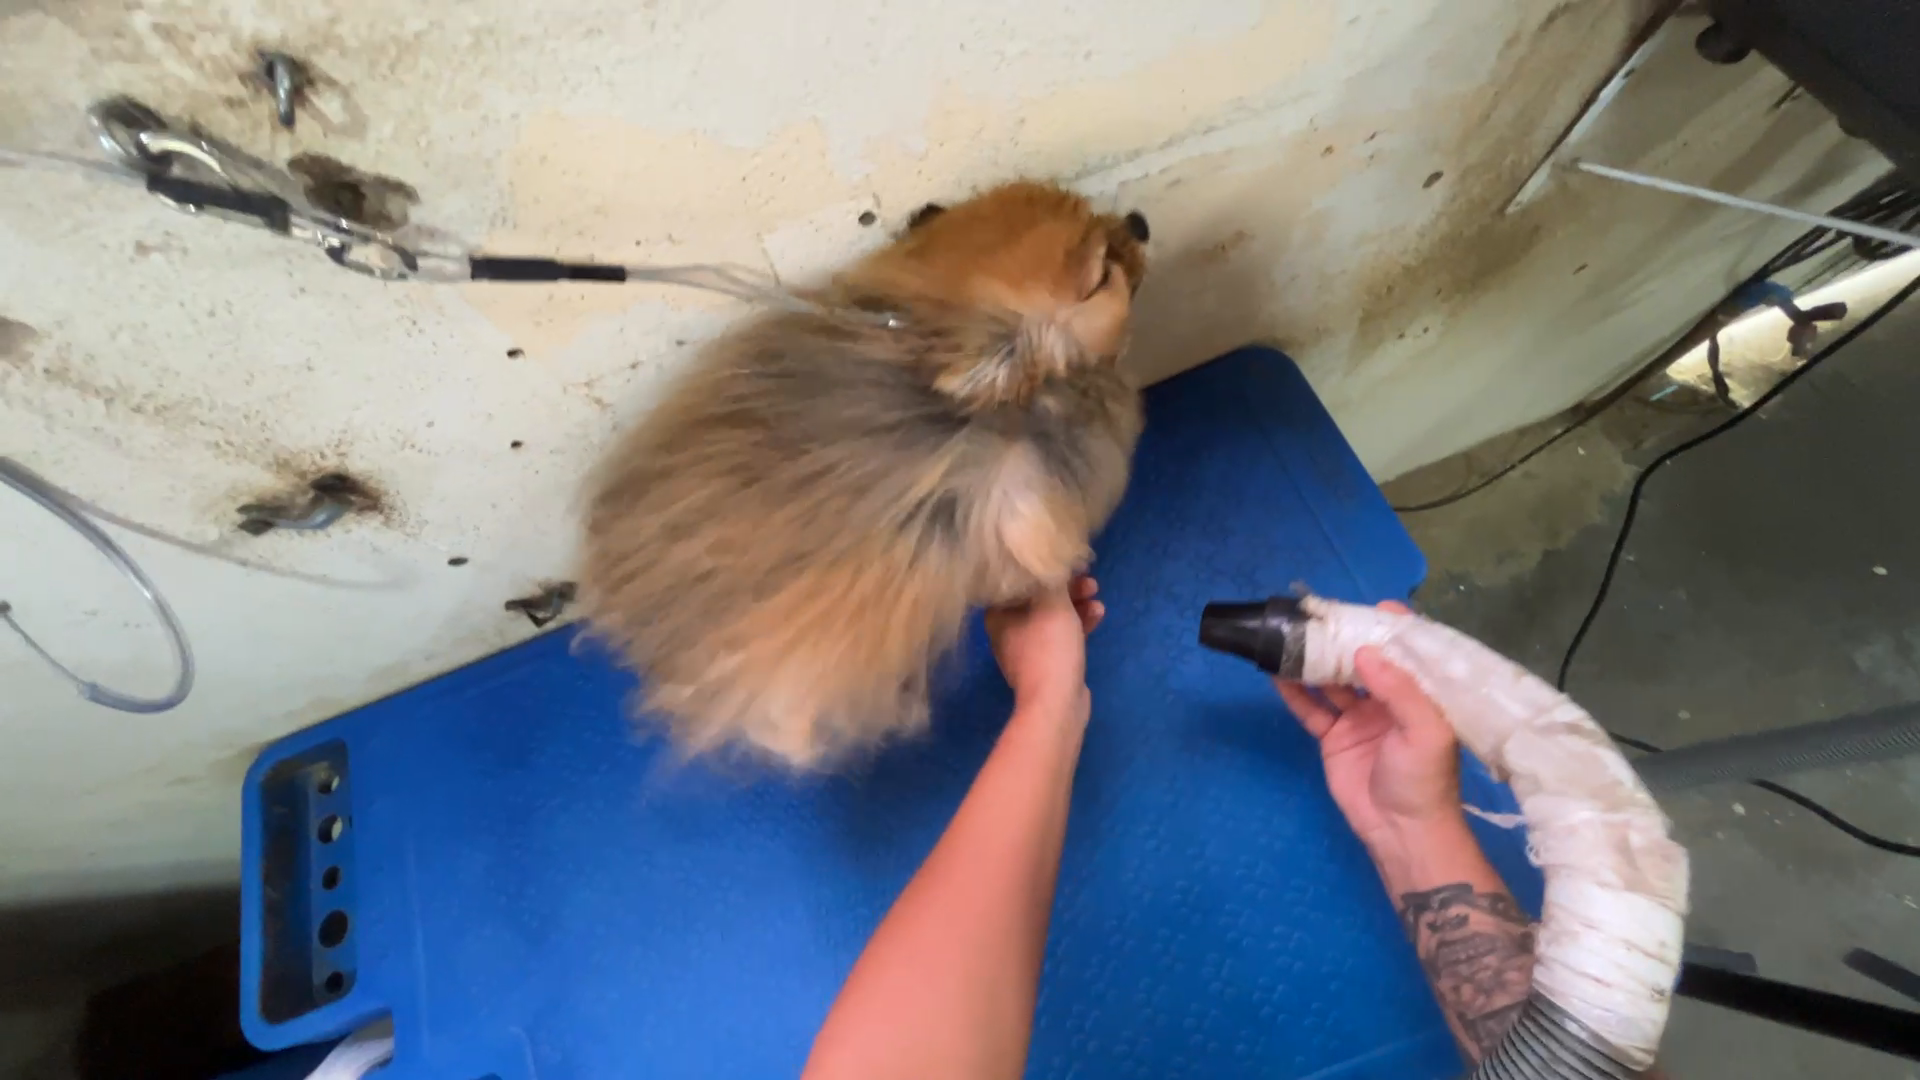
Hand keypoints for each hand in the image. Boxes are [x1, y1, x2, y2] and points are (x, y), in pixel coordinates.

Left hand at [985, 576, 1103, 725]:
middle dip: (1065, 587)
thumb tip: (1051, 562)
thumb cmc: (1048, 645)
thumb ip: (1052, 578)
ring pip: (1051, 616)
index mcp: (997, 613)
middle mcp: (1006, 629)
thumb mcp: (1052, 603)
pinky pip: (1060, 635)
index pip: (1017, 581)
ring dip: (1075, 604)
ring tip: (1097, 597)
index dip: (1042, 569)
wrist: (1056, 702)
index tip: (1066, 564)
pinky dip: (1077, 623)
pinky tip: (1098, 616)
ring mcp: (1026, 648)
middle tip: (1089, 580)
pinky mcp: (1045, 663)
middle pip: (1037, 598)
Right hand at [1275, 602, 1462, 846]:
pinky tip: (1276, 674)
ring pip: (1331, 681)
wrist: (1401, 832)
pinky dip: (1293, 692)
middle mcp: (1388, 701)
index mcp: (1420, 697)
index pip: (1409, 654)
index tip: (1371, 607)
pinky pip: (1310, 708)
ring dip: (1312, 662)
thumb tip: (1363, 651)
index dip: (1393, 629)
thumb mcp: (1425, 733)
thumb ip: (1398, 690)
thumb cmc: (1424, 781)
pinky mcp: (1332, 736)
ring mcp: (1357, 718)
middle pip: (1362, 662)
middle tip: (1317, 619)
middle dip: (1342, 641)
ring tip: (1290, 639)